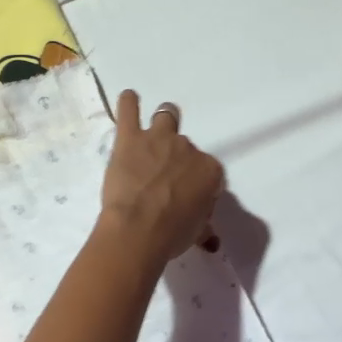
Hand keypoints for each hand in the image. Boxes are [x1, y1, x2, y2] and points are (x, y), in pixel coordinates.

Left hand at [99, 91, 225, 261]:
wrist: (138, 230)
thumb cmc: (173, 235)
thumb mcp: (196, 234)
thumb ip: (205, 229)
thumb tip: (212, 240)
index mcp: (210, 171)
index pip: (210, 173)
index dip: (200, 186)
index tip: (191, 200)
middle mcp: (187, 148)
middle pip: (187, 147)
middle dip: (179, 160)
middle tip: (167, 179)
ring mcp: (158, 138)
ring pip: (166, 116)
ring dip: (163, 124)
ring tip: (154, 139)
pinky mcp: (130, 137)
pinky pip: (129, 108)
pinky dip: (129, 103)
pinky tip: (129, 101)